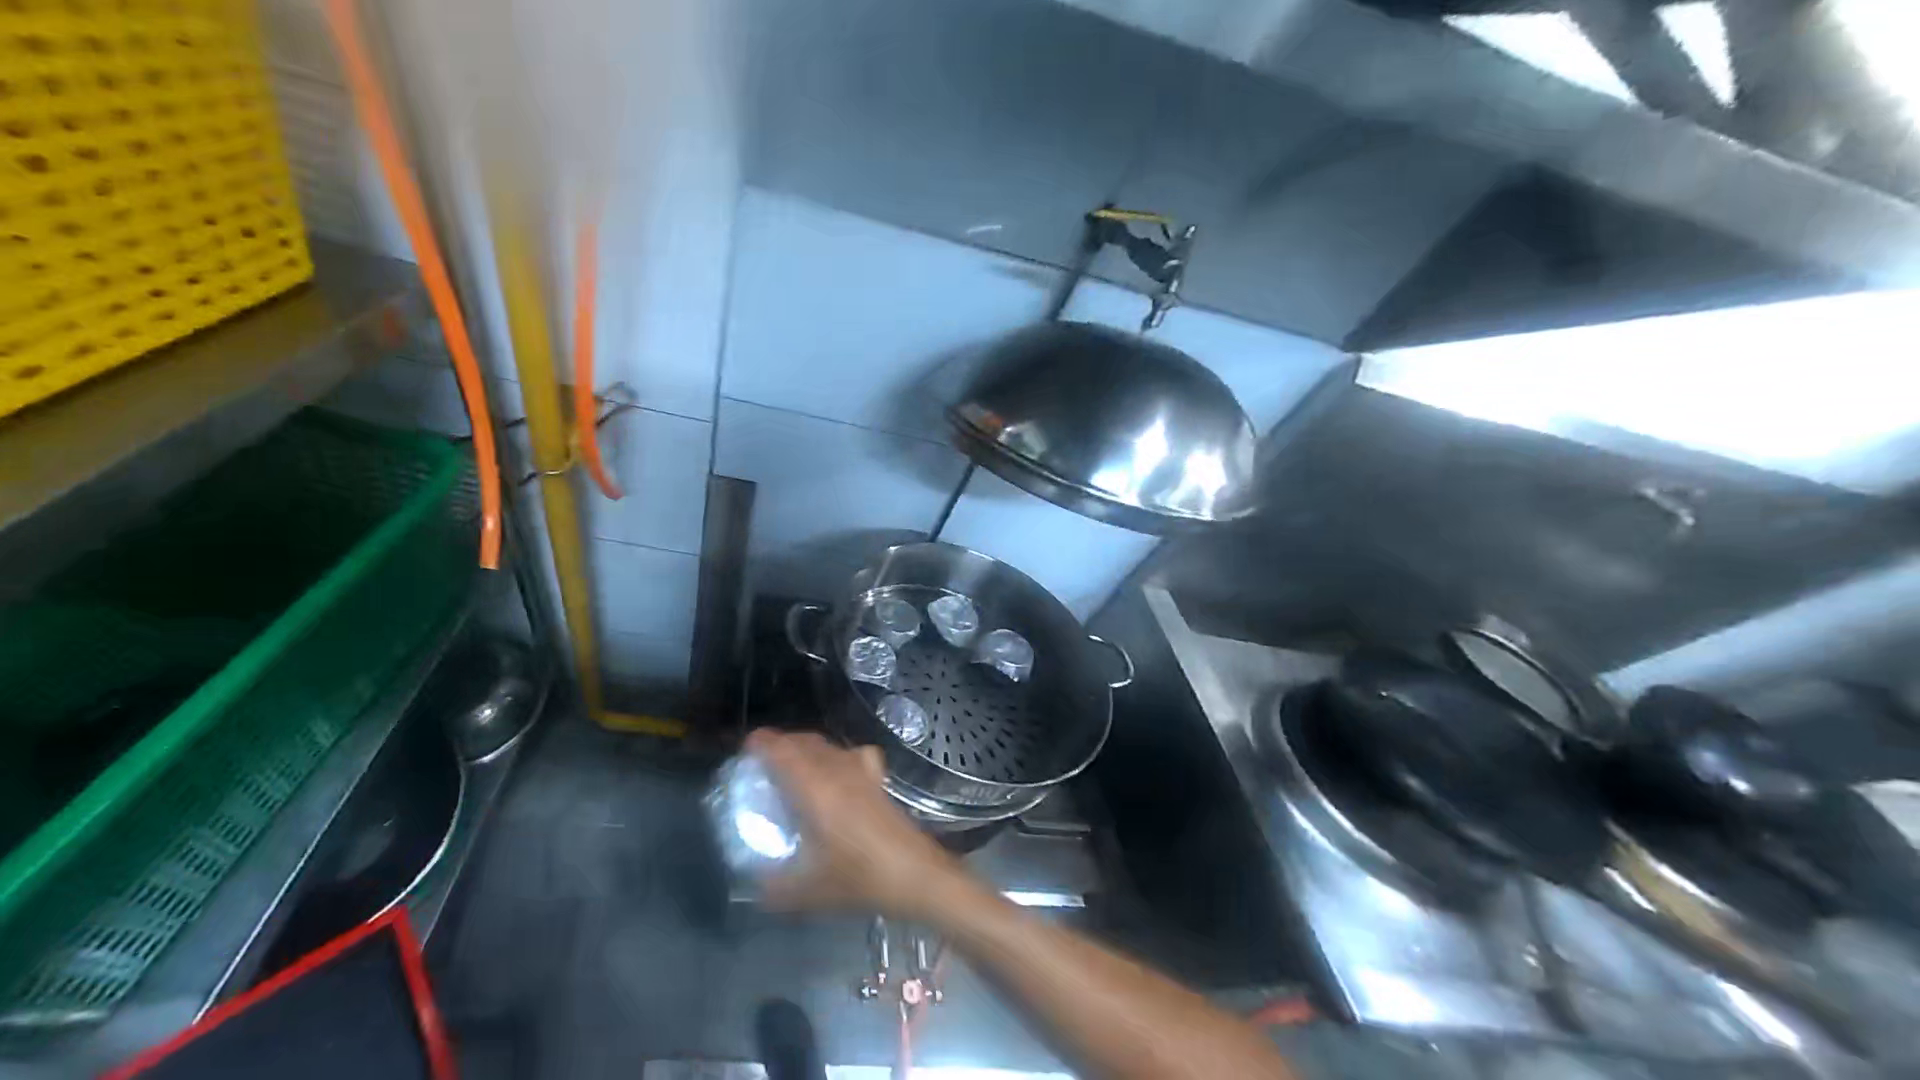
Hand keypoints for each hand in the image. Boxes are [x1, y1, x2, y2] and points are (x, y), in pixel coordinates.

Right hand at [746, 728, 967, 919]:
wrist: (915, 874)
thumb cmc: (859, 878)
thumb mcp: (807, 891)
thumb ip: (773, 886)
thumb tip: (755, 883)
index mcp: (814, 788)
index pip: (782, 750)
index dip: (762, 743)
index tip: (746, 748)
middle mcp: (837, 770)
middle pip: (804, 741)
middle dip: (781, 745)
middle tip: (762, 763)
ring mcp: (861, 771)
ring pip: (827, 745)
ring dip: (806, 748)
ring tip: (792, 767)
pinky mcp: (879, 780)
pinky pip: (853, 753)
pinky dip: (837, 755)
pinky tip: (836, 772)